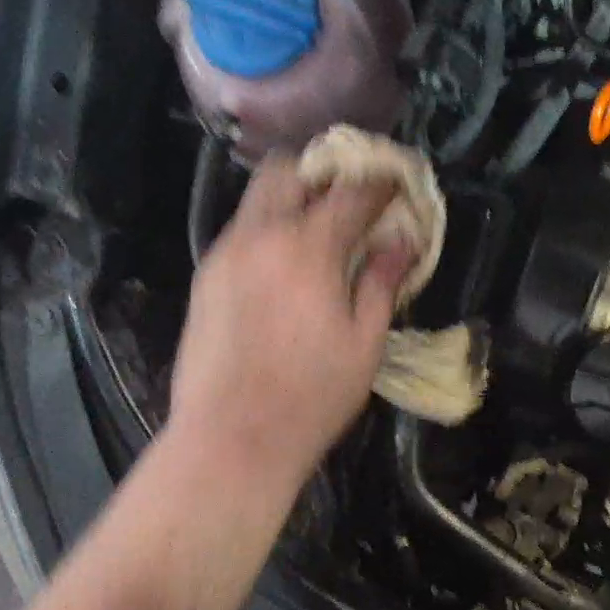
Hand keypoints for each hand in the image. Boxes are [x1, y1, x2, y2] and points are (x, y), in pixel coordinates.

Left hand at [165, 155, 413, 487]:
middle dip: (325, 172)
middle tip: (353, 198)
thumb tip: (403, 242)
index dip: (381, 183)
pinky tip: (287, 264)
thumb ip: (381, 283)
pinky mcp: (206, 276)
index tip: (399, 184)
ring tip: (322, 228)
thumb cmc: (311, 396)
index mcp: (308, 249)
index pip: (351, 192)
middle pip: (289, 171)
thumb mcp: (364, 344)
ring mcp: (225, 253)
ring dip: (293, 196)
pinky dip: (269, 227)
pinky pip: (241, 230)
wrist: (231, 438)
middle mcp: (260, 235)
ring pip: (257, 196)